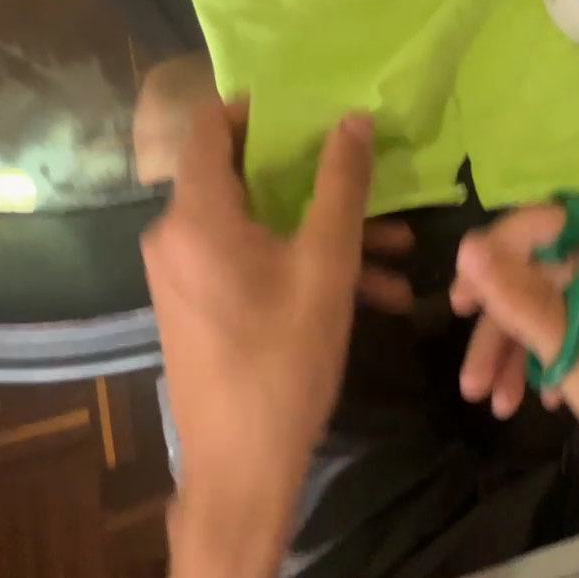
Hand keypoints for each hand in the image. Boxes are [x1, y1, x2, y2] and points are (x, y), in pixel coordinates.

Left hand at [143, 100, 375, 577]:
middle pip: (248, 178)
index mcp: (197, 215)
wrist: (242, 469)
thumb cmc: (283, 356)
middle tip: (373, 180)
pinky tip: (376, 294)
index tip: (312, 109)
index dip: (258, 108)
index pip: (209, 126)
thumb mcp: (326, 263)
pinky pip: (254, 263)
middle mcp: (179, 235)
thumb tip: (353, 117)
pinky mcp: (202, 303)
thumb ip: (341, 184)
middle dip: (320, 182)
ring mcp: (187, 272)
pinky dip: (304, 266)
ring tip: (400, 252)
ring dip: (329, 232)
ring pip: (263, 227)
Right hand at [449, 209, 578, 498]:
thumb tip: (467, 246)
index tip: (463, 300)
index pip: (546, 221)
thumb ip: (522, 300)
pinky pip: (571, 323)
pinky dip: (546, 357)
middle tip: (468, 367)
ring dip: (516, 349)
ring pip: (550, 302)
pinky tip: (532, 399)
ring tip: (489, 402)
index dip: (498, 253)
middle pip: (541, 269)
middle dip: (501, 324)